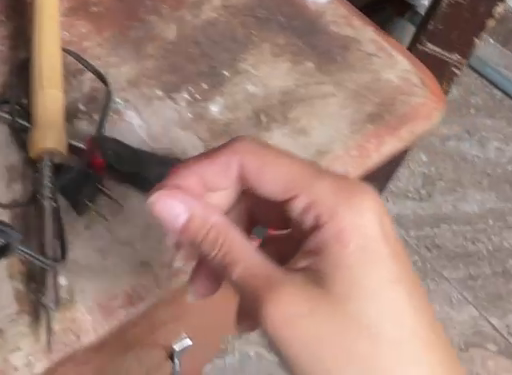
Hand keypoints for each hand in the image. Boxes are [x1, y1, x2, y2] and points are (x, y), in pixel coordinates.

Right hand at [147, 139, 462, 374]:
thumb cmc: (354, 359)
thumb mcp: (274, 299)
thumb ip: (215, 241)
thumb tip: (158, 199)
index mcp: (333, 196)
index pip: (247, 158)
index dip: (196, 176)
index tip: (160, 209)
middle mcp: (339, 198)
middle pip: (253, 183)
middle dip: (212, 217)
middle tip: (181, 258)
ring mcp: (343, 226)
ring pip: (262, 213)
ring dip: (228, 245)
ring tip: (205, 289)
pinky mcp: (341, 253)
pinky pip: (282, 239)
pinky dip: (253, 263)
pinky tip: (239, 305)